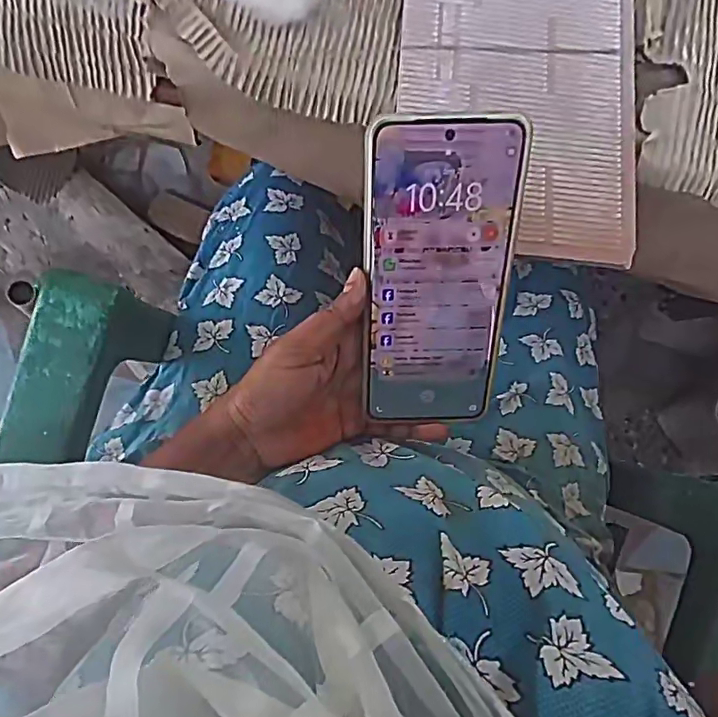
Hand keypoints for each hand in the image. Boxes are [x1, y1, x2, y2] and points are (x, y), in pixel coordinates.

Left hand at [217, 268, 445, 471]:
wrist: (251, 439)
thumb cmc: (268, 386)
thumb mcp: (299, 347)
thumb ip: (333, 319)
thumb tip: (361, 277)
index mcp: (337, 340)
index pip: (376, 319)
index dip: (403, 307)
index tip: (438, 294)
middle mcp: (351, 365)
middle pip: (395, 356)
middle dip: (426, 350)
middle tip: (466, 344)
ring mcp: (356, 396)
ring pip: (398, 390)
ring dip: (425, 391)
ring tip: (460, 390)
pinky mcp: (356, 425)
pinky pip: (389, 424)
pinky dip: (411, 426)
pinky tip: (438, 426)